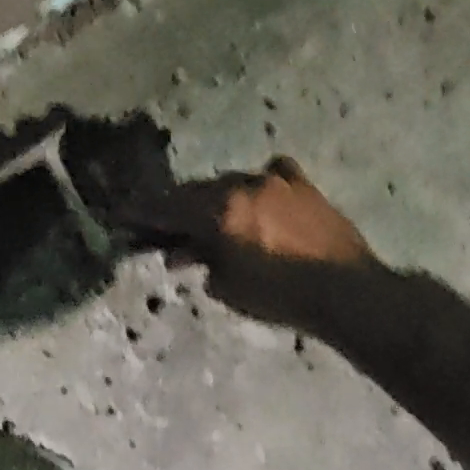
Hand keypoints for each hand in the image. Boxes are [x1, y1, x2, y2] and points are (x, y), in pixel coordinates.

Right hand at [118, 156, 379, 329]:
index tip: (122, 216)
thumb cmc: (277, 295)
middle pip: (195, 191)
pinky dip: (256, 185)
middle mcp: (242, 187)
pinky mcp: (303, 187)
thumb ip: (198, 260)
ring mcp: (276, 183)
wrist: (347, 291)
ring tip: (207, 219)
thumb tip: (182, 251)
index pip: (166, 208)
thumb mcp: (224, 284)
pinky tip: (256, 197)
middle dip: (175, 208)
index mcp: (218, 211)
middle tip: (161, 225)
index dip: (141, 214)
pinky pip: (271, 175)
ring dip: (212, 199)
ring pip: (229, 183)